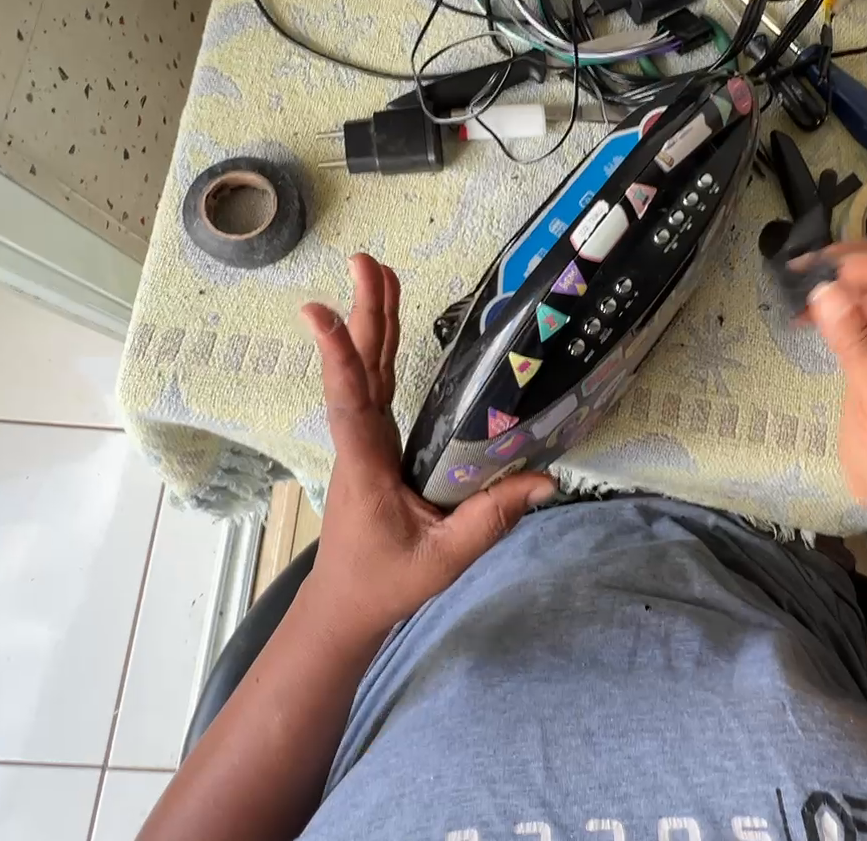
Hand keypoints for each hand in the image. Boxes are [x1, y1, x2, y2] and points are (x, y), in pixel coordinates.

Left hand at [298, 254, 554, 638]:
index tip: (320, 311)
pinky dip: (378, 348)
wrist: (347, 602)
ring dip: (371, 321)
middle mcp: (361, 443)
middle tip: (367, 264)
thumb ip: (491, 517)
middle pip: (360, 370)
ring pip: (366, 371)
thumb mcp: (445, 557)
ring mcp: (366, 440)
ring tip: (377, 273)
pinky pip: (375, 385)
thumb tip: (546, 478)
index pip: (350, 404)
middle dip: (364, 315)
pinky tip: (384, 321)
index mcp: (367, 467)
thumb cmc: (386, 582)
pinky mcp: (376, 441)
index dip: (338, 357)